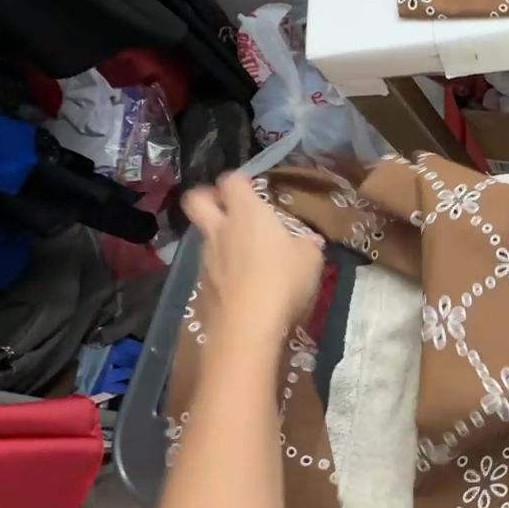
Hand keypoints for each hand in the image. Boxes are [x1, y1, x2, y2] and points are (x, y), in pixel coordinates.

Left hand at [183, 172, 323, 347]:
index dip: (240, 180)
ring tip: (248, 253)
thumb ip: (307, 244)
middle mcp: (222, 229)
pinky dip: (225, 266)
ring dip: (221, 237)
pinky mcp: (202, 283)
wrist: (247, 327)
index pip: (232, 181)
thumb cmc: (284, 281)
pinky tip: (246, 282)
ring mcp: (208, 257)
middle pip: (197, 199)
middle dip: (208, 197)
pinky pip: (212, 264)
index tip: (253, 188)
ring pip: (206, 235)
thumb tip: (309, 240)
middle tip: (228, 206)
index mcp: (249, 214)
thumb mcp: (311, 258)